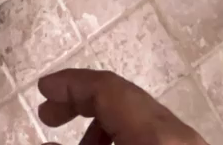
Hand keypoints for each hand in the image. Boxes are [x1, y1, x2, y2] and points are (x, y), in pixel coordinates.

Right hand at [36, 69, 208, 144]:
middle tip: (49, 115)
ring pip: (141, 121)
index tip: (42, 89)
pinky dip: (126, 140)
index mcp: (158, 132)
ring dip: (103, 128)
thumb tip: (46, 143)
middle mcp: (180, 132)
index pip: (108, 87)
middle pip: (125, 99)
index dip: (70, 83)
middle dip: (83, 103)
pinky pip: (155, 138)